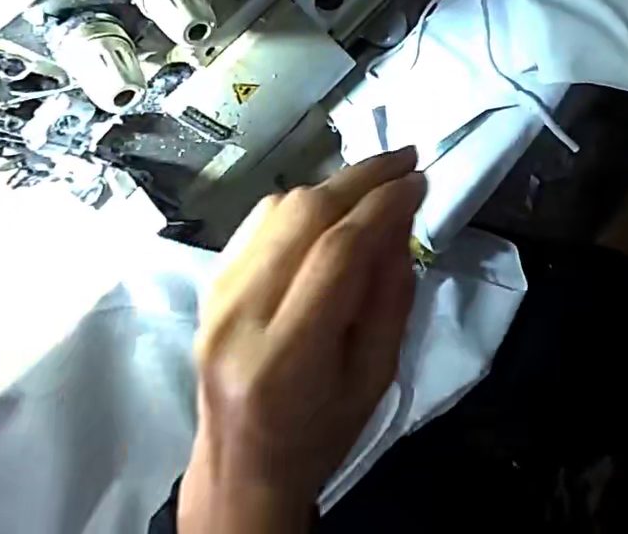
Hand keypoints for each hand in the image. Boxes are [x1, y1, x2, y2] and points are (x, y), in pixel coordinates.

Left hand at [178, 149, 425, 533]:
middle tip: (404, 161)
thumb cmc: (321, 431)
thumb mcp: (378, 373)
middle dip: (363, 177)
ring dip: (335, 183)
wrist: (241, 467)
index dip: (384, 204)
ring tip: (376, 180)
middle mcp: (238, 316)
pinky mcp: (208, 280)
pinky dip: (304, 200)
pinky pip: (260, 217)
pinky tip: (333, 203)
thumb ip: (392, 292)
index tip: (418, 181)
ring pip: (281, 206)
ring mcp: (215, 294)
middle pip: (304, 215)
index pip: (339, 251)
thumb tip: (399, 216)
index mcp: (284, 357)